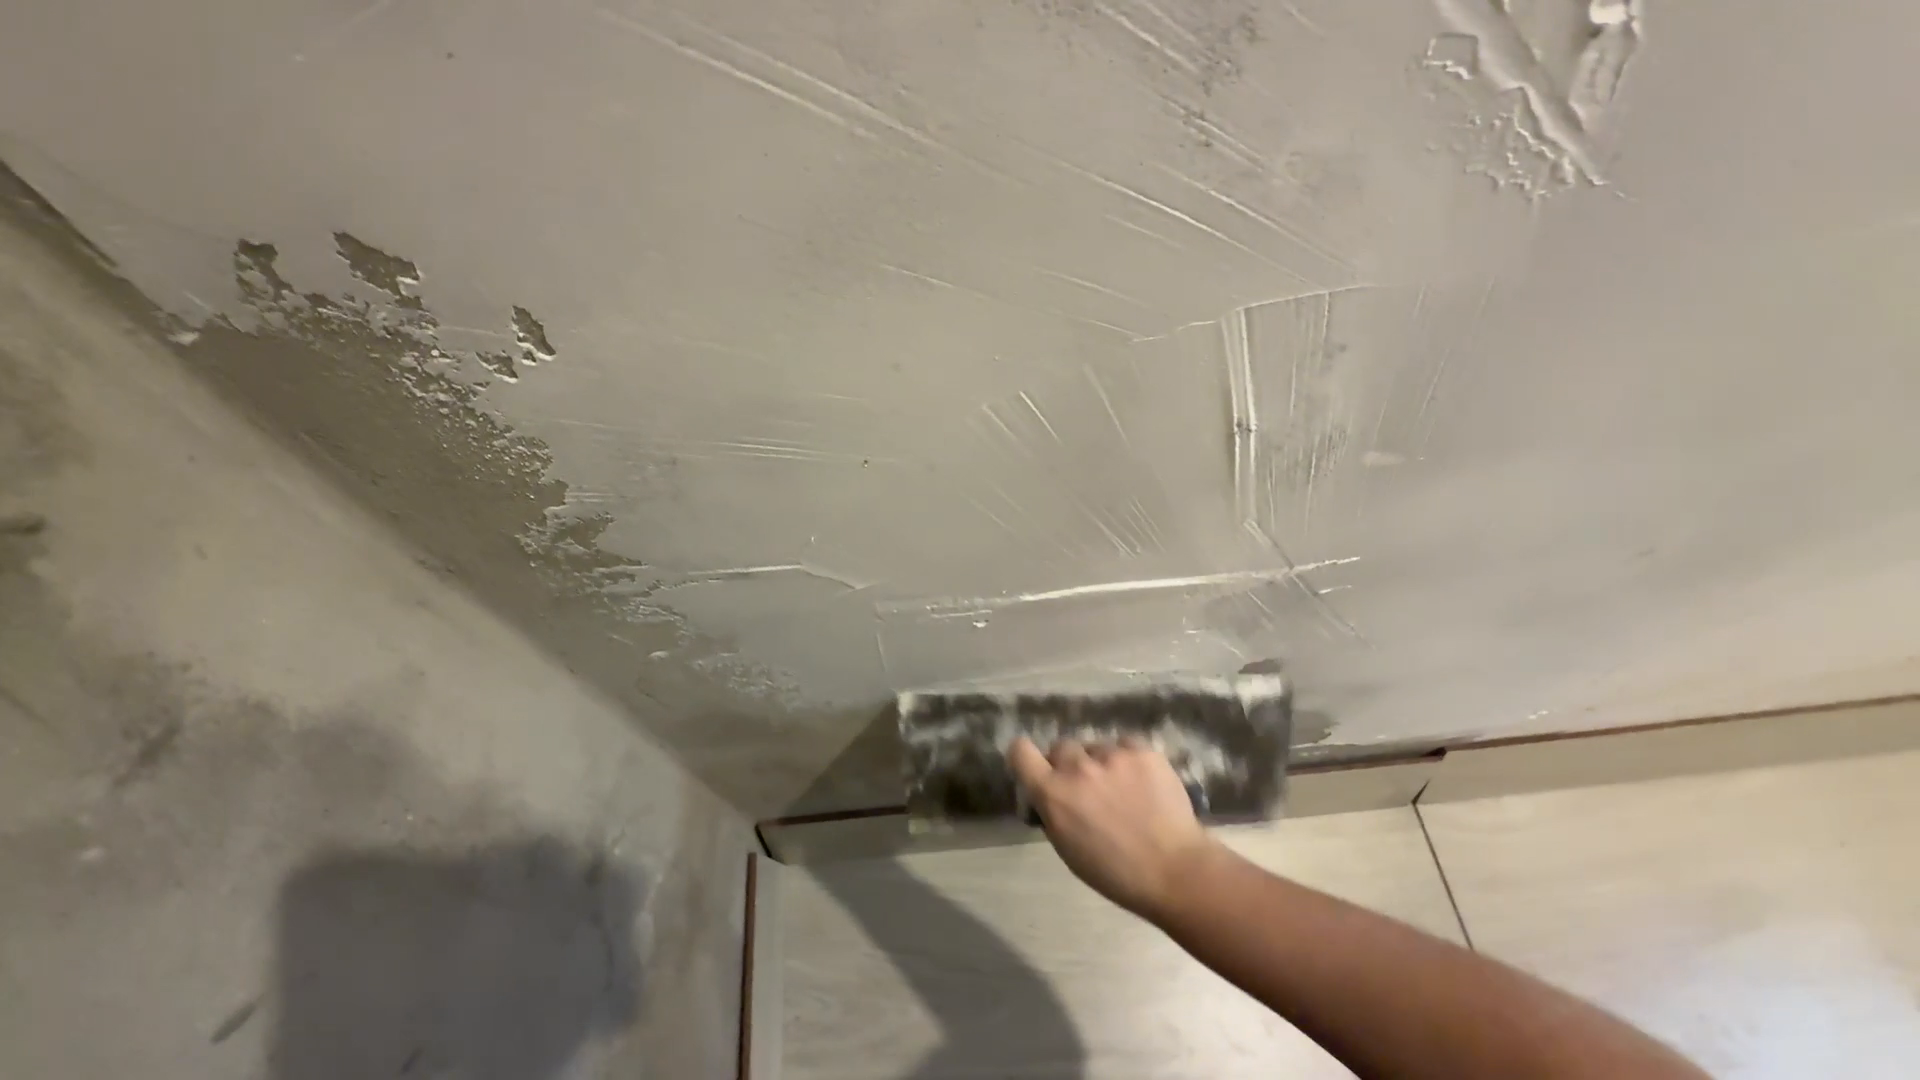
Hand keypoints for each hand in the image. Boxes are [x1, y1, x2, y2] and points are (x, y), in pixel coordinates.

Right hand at [1007, 735, 1220, 920]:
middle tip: (1087, 787)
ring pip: (1096, 747)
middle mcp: (1077, 767)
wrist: (1174, 870)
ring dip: (1101, 763)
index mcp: (1052, 793)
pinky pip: (1126, 745)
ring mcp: (1112, 755)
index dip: (1025, 756)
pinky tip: (1142, 781)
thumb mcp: (1067, 848)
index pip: (1021, 752)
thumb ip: (1053, 811)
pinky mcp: (1143, 751)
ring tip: (1122, 788)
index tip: (1036, 766)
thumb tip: (1051, 796)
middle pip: (1061, 747)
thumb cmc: (1115, 873)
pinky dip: (1129, 759)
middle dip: (1068, 764)